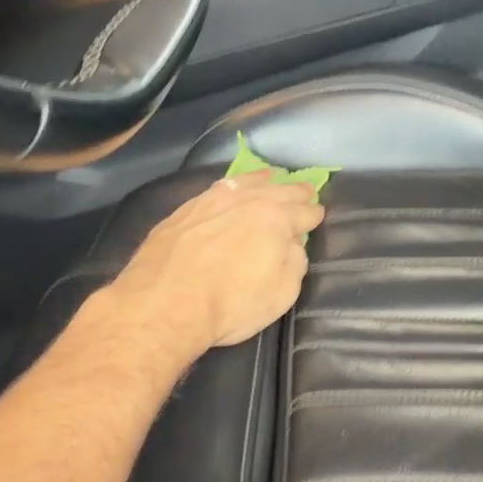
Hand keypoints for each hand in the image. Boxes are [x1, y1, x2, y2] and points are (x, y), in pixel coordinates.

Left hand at [104, 170, 324, 360]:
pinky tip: (230, 189)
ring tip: (270, 177)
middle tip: (305, 190)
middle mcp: (246, 201)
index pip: (304, 212)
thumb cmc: (230, 304)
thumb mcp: (281, 293)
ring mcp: (212, 201)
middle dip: (295, 191)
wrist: (165, 302)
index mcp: (276, 219)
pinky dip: (231, 186)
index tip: (317, 215)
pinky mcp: (184, 210)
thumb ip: (294, 263)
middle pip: (278, 190)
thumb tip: (292, 245)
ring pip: (244, 182)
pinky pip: (216, 189)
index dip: (313, 214)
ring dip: (262, 180)